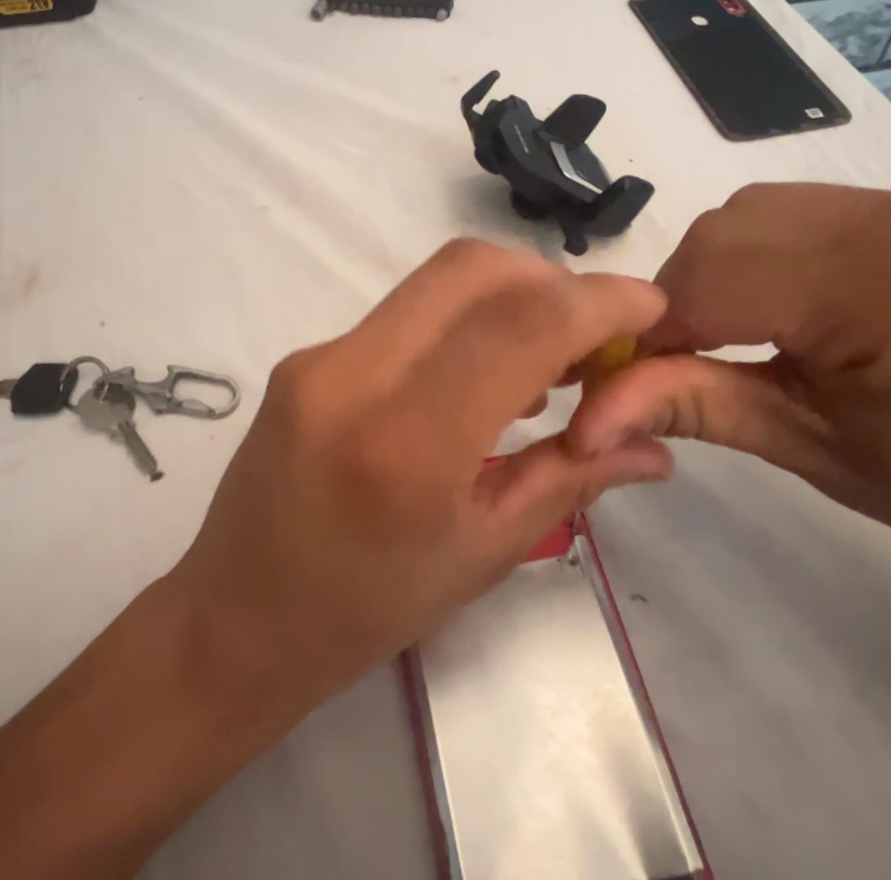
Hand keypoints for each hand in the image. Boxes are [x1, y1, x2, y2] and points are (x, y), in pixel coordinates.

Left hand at [168, 238, 671, 707]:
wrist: (236, 621)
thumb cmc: (365, 612)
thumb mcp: (481, 555)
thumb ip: (569, 480)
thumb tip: (655, 444)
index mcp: (407, 442)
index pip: (522, 325)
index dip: (600, 302)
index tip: (649, 312)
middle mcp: (354, 376)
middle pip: (473, 270)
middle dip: (552, 283)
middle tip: (594, 338)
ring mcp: (318, 359)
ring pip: (435, 284)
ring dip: (507, 299)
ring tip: (549, 363)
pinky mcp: (303, 361)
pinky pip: (401, 315)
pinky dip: (459, 323)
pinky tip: (481, 375)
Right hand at [568, 183, 890, 585]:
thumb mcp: (807, 449)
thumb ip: (693, 405)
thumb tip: (585, 415)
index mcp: (888, 288)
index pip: (715, 278)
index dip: (650, 330)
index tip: (620, 382)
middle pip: (728, 229)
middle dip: (679, 297)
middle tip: (675, 365)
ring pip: (756, 211)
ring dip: (716, 270)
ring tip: (726, 337)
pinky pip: (803, 212)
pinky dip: (762, 255)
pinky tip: (777, 308)